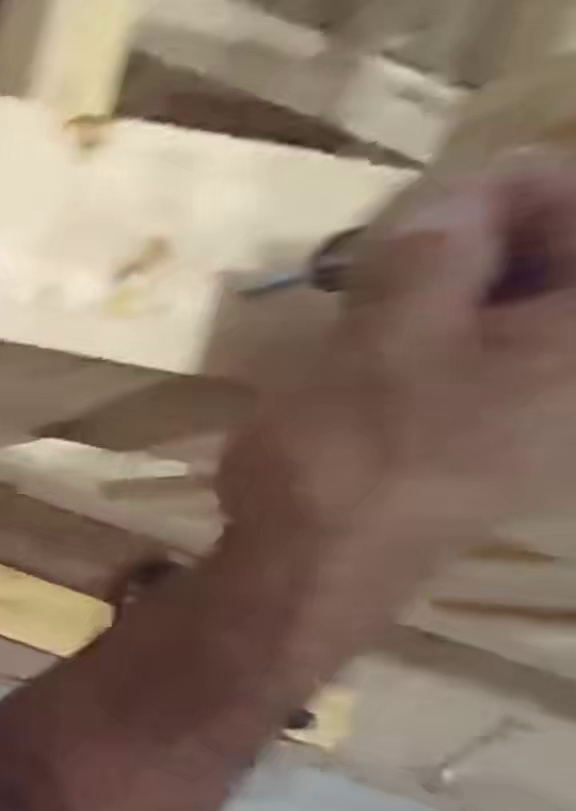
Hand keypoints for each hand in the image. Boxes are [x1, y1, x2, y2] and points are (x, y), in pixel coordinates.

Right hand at [219, 157, 575, 555]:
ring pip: (517, 309)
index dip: (499, 190)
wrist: (313, 565)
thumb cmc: (349, 452)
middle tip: (373, 258)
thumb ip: (425, 252)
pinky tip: (378, 357)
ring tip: (363, 306)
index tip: (404, 211)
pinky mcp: (507, 439)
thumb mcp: (376, 339)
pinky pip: (491, 358)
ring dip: (442, 292)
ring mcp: (559, 409)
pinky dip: (436, 338)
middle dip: (469, 242)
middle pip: (561, 259)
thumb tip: (448, 195)